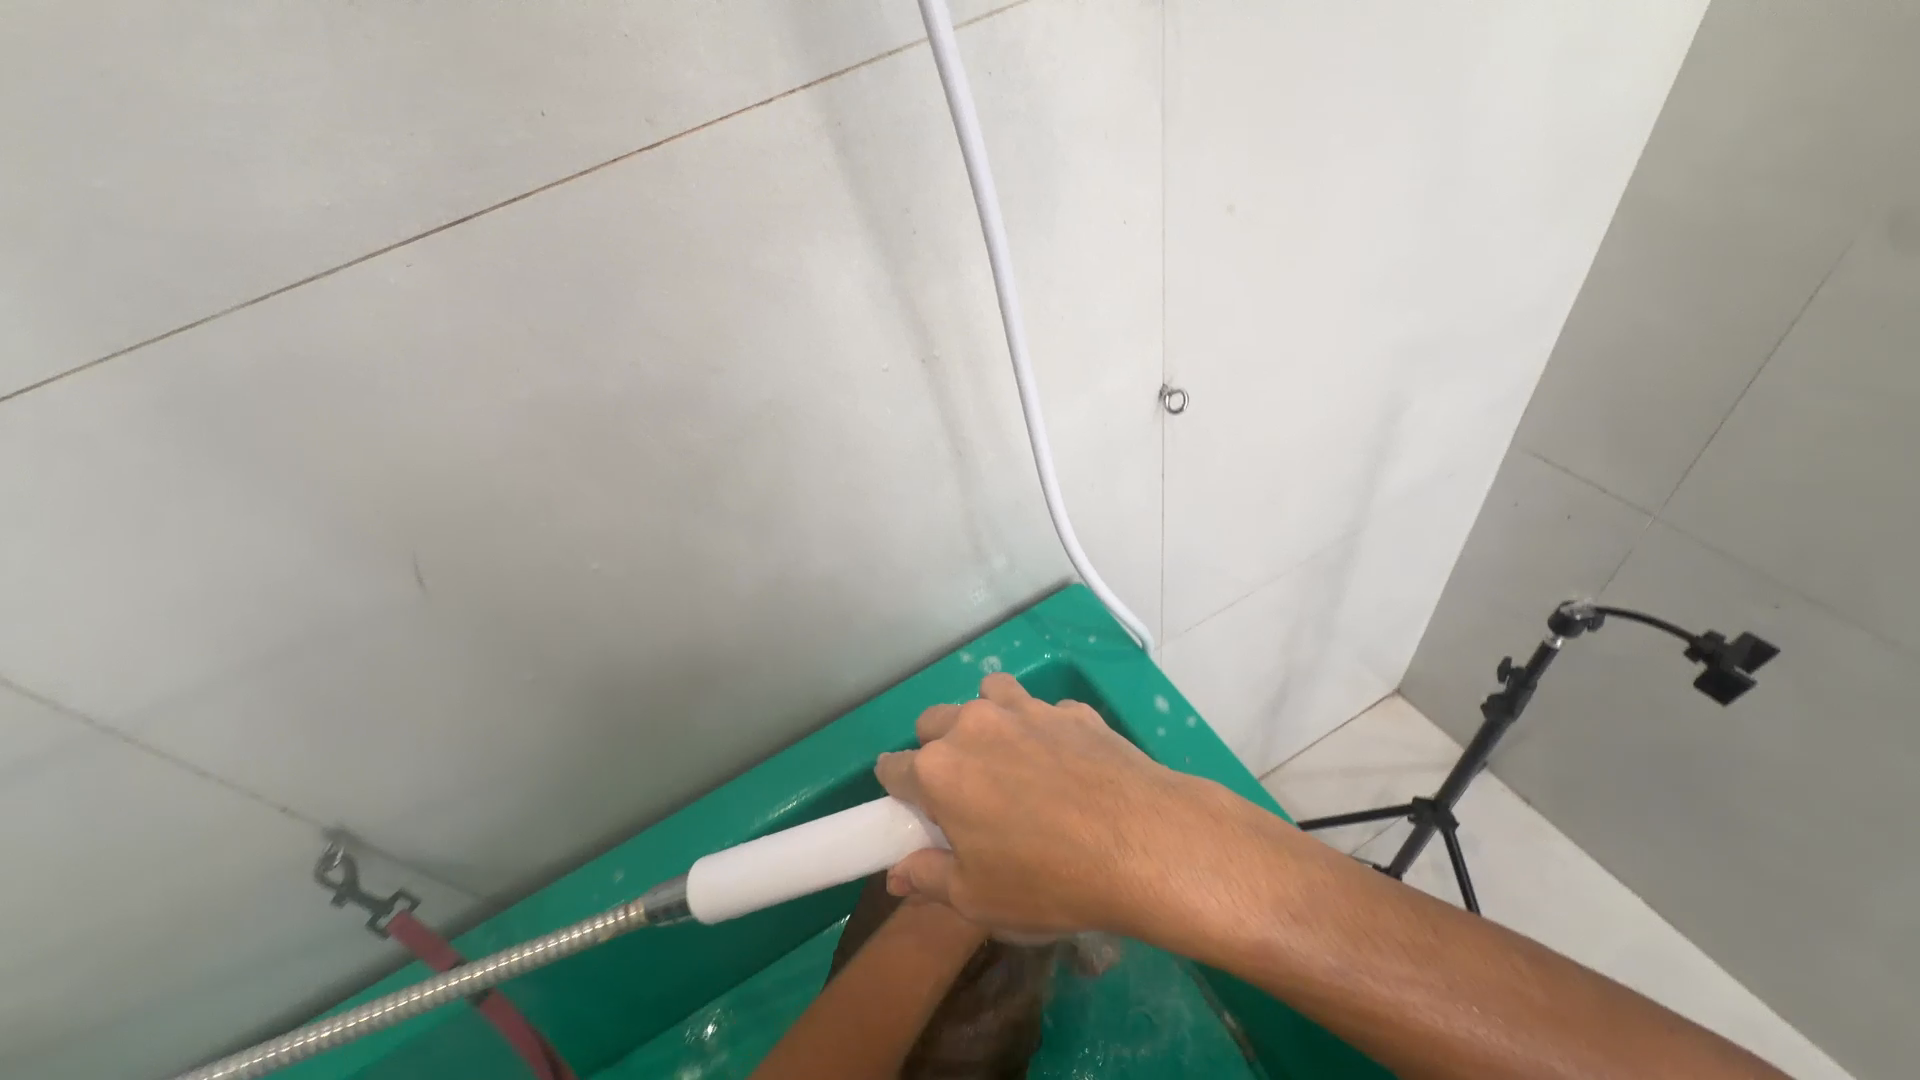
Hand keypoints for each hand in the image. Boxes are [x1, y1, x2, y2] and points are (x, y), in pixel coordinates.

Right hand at [875, 673, 1276, 941]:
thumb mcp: (978, 900)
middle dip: (937, 751)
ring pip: (986, 698)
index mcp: (939, 770)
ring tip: (1010, 762)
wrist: (1147, 845)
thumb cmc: (1051, 881)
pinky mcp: (1073, 710)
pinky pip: (1041, 711)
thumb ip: (928, 879)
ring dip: (985, 723)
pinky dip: (1041, 729)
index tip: (920, 816)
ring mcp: (1027, 711)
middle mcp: (975, 726)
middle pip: (932, 723)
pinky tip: (1066, 765)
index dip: (900, 793)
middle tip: (966, 794)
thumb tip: (897, 874)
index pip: (892, 768)